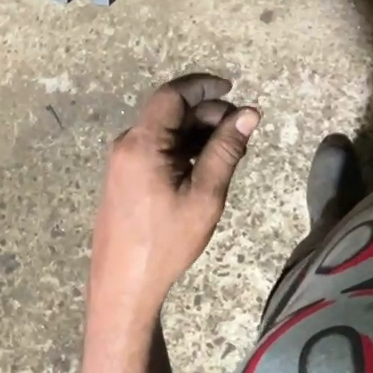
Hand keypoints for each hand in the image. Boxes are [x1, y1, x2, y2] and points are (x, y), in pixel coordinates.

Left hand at [87, 75, 260, 318]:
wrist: (123, 287)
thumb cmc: (165, 242)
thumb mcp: (205, 195)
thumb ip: (226, 149)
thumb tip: (249, 113)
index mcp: (142, 142)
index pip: (173, 94)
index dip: (203, 85)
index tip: (233, 89)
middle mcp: (128, 144)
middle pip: (171, 111)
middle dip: (208, 113)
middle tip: (241, 131)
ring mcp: (123, 161)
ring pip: (166, 130)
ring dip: (198, 132)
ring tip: (232, 151)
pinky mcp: (125, 177)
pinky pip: (158, 148)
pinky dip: (184, 148)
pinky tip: (207, 166)